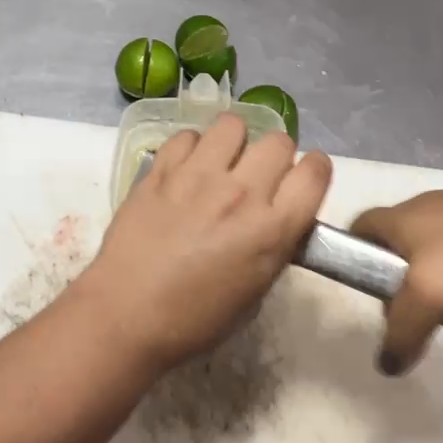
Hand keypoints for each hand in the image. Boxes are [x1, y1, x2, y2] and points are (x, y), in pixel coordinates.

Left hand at [70, 114, 331, 371]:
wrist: (127, 315)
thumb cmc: (196, 318)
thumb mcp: (256, 288)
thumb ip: (275, 242)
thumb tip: (279, 213)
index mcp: (272, 230)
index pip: (315, 172)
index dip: (314, 170)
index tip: (302, 178)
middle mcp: (241, 193)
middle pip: (278, 141)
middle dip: (275, 155)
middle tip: (257, 176)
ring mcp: (198, 176)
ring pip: (233, 124)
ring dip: (234, 142)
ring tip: (221, 163)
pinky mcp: (162, 169)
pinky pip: (188, 135)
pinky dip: (192, 148)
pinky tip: (185, 170)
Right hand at [353, 183, 442, 374]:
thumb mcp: (428, 296)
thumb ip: (402, 331)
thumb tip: (387, 363)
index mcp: (401, 217)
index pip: (358, 230)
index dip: (353, 259)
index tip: (368, 296)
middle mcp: (428, 214)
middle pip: (400, 257)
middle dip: (408, 294)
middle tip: (422, 322)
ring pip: (440, 269)